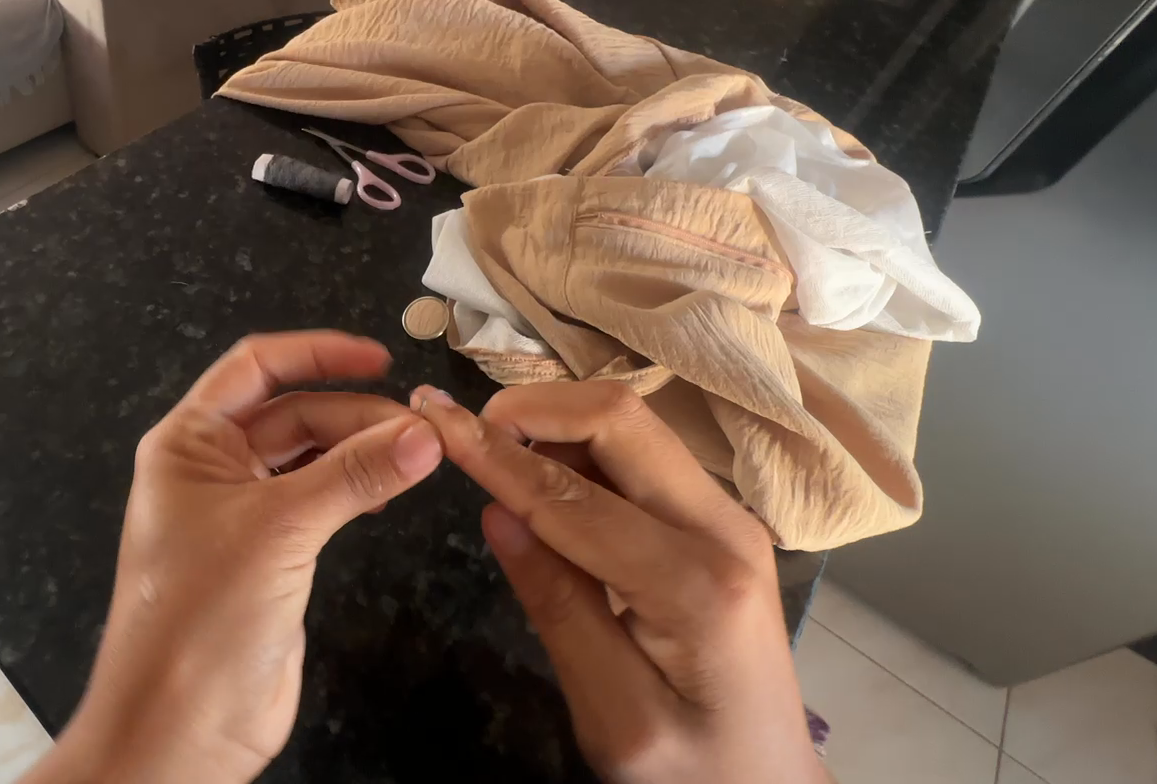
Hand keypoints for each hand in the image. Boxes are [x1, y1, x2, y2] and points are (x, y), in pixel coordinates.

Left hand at [23, 331, 443, 783]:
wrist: (178, 734)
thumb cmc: (206, 615)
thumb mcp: (280, 530)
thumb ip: (354, 475)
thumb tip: (427, 432)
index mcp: (191, 440)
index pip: (255, 366)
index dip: (316, 352)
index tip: (380, 357)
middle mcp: (212, 464)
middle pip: (292, 413)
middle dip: (354, 415)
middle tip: (420, 430)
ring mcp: (241, 508)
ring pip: (309, 456)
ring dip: (359, 452)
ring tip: (414, 459)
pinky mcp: (269, 549)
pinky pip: (317, 498)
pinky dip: (353, 489)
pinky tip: (385, 497)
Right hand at [411, 381, 826, 783]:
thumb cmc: (691, 770)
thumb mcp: (612, 715)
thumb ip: (557, 607)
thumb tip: (496, 511)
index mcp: (696, 587)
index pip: (569, 494)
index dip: (493, 453)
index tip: (432, 418)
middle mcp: (722, 527)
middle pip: (616, 418)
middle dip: (529, 409)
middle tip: (467, 434)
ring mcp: (724, 513)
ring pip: (625, 421)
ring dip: (551, 423)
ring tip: (500, 465)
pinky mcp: (712, 512)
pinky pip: (634, 447)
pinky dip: (574, 444)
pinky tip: (546, 485)